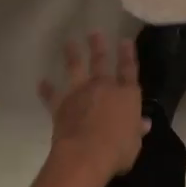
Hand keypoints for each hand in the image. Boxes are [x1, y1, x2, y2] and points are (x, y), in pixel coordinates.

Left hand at [38, 32, 147, 178]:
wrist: (85, 154)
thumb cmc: (117, 150)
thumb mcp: (134, 143)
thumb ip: (137, 130)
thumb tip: (144, 123)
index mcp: (126, 94)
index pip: (129, 69)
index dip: (127, 54)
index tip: (125, 40)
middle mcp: (104, 87)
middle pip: (101, 62)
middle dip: (98, 46)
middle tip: (94, 32)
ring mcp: (81, 93)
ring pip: (76, 68)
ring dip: (72, 55)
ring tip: (69, 42)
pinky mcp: (62, 105)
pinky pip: (52, 95)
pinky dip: (46, 89)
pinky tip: (41, 83)